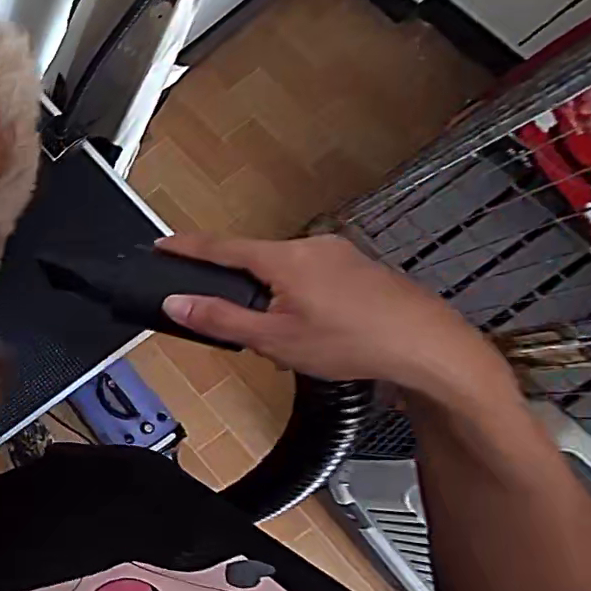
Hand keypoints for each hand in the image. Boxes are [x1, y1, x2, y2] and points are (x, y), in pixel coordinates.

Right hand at [157, 232, 517, 407]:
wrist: (426, 347)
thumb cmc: (356, 341)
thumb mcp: (274, 339)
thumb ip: (220, 318)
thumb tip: (178, 303)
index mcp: (284, 258)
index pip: (220, 247)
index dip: (187, 247)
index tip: (164, 243)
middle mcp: (312, 246)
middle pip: (255, 262)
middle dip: (243, 294)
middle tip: (248, 331)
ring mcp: (338, 255)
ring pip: (286, 274)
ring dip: (276, 304)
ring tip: (293, 344)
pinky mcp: (357, 268)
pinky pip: (313, 279)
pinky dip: (303, 303)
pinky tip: (319, 335)